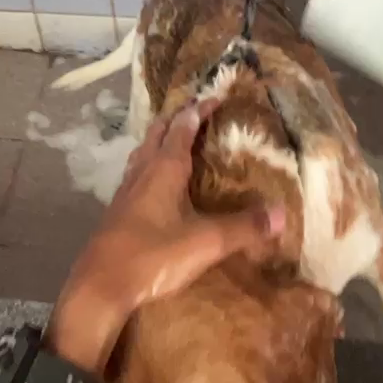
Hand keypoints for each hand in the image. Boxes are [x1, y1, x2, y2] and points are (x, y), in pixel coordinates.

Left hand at [46, 100, 286, 369]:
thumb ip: (244, 227)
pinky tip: (158, 183)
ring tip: (178, 140)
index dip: (199, 109)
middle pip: (159, 132)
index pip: (183, 126)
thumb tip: (282, 213)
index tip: (215, 96)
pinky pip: (138, 172)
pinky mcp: (119, 209)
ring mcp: (127, 189)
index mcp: (164, 167)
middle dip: (177, 118)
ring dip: (161, 139)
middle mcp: (143, 170)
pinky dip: (151, 163)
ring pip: (144, 150)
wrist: (100, 286)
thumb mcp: (206, 243)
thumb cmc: (153, 255)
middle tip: (198, 112)